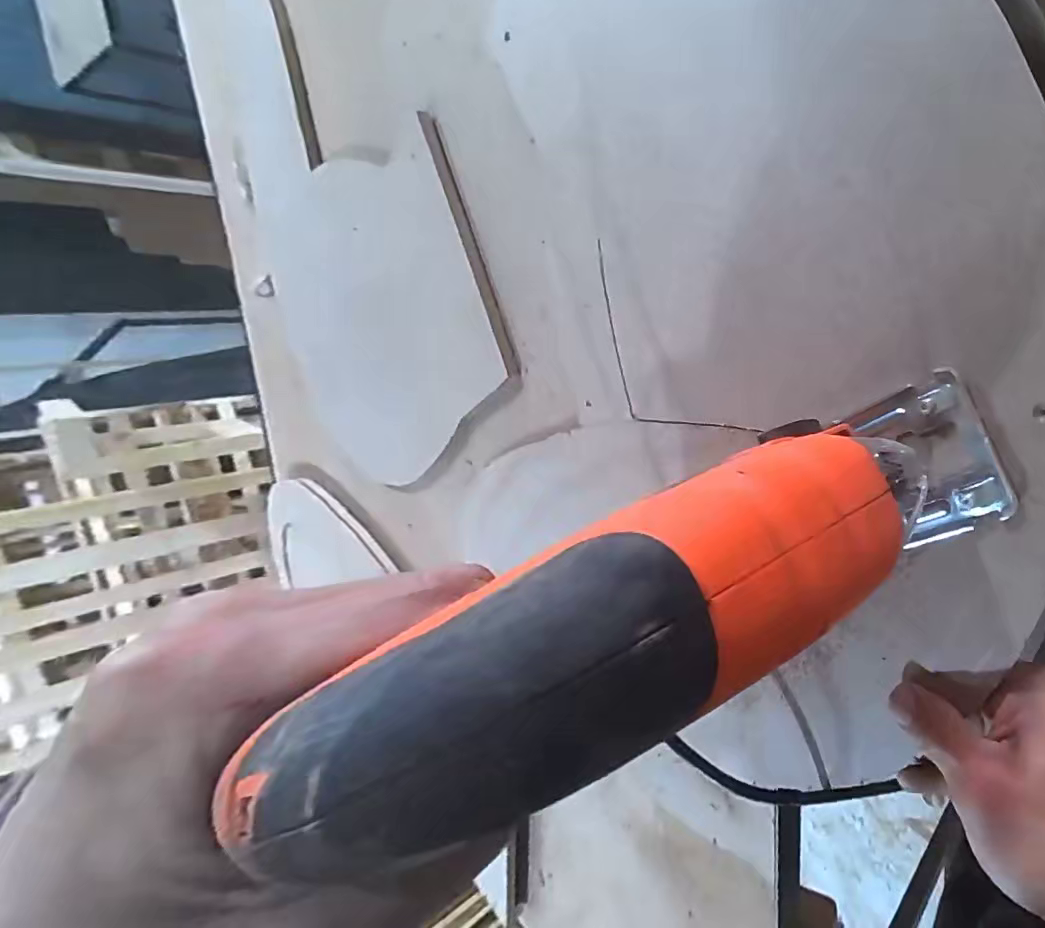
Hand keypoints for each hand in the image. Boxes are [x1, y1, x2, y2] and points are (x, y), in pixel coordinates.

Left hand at [0, 567, 505, 927]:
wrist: (56, 927)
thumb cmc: (177, 926)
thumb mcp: (324, 903)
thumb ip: (440, 808)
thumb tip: (542, 726)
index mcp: (212, 667)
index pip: (423, 604)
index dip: (493, 641)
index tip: (524, 694)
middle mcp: (216, 616)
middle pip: (414, 596)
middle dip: (458, 654)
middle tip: (465, 729)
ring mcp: (222, 610)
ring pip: (397, 599)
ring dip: (426, 657)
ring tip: (409, 730)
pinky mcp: (238, 617)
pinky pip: (362, 613)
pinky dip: (389, 654)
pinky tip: (364, 714)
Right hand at [890, 662, 1044, 927]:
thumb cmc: (1041, 830)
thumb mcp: (976, 776)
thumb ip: (935, 726)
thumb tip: (898, 686)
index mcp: (1028, 683)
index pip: (956, 678)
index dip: (920, 695)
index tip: (885, 705)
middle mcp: (1038, 695)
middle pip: (967, 701)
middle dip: (931, 725)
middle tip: (891, 738)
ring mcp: (1041, 728)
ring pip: (976, 729)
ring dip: (943, 751)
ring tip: (908, 772)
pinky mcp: (1041, 761)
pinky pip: (992, 750)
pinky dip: (965, 766)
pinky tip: (931, 784)